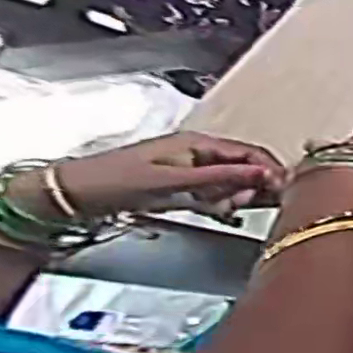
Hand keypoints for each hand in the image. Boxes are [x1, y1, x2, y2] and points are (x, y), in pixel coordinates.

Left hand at [39, 133, 286, 219]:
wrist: (68, 196)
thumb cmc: (117, 182)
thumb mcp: (173, 180)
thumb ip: (223, 176)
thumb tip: (268, 173)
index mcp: (199, 143)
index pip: (252, 153)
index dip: (272, 169)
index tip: (283, 189)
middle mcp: (202, 153)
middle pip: (248, 167)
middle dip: (253, 186)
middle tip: (244, 203)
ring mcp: (194, 168)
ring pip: (236, 181)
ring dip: (237, 196)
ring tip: (222, 208)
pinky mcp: (188, 184)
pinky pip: (220, 191)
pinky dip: (223, 202)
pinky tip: (215, 209)